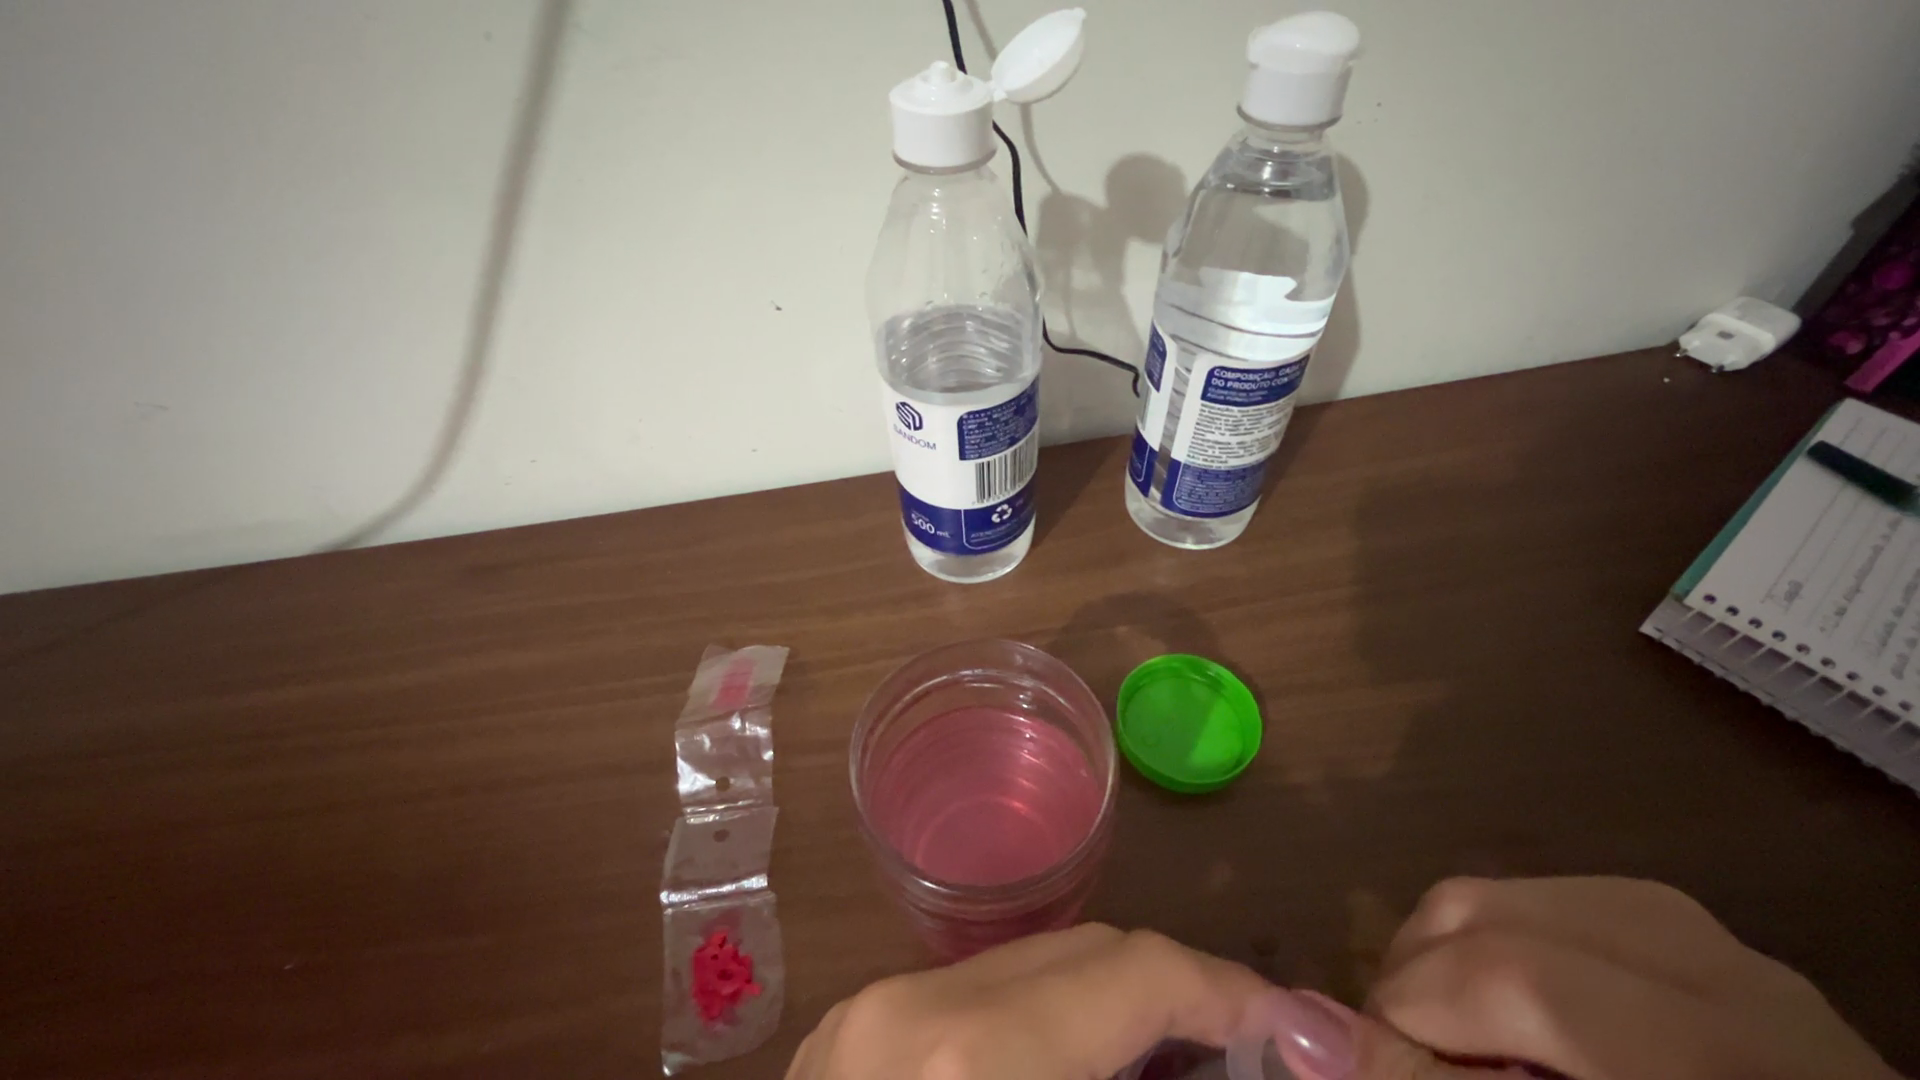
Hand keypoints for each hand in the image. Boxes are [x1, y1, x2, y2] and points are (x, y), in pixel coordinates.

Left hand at [785, 922, 1346, 1079]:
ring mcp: (866, 1011)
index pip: (1131, 969)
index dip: (1227, 992)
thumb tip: (1218, 1067)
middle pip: (1082, 951)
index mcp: (972, 1058)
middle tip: (1238, 1048)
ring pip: (1025, 969)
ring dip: (1103, 1006)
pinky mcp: (845, 1030)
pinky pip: (969, 997)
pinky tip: (1064, 1068)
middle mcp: (911, 1006)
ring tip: (1158, 1062)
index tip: (1289, 1027)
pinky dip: (1036, 1022)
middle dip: (1172, 993)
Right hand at [1322, 877, 1900, 1079]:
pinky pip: (1560, 901)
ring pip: (1511, 890)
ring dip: (1448, 953)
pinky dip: (1504, 944)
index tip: (1366, 1061)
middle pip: (1488, 908)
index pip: (1508, 977)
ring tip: (1454, 1033)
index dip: (1407, 1011)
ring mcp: (1723, 947)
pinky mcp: (1711, 942)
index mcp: (1705, 1049)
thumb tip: (1297, 1020)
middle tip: (1401, 1047)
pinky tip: (1519, 1013)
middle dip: (1411, 972)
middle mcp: (1725, 974)